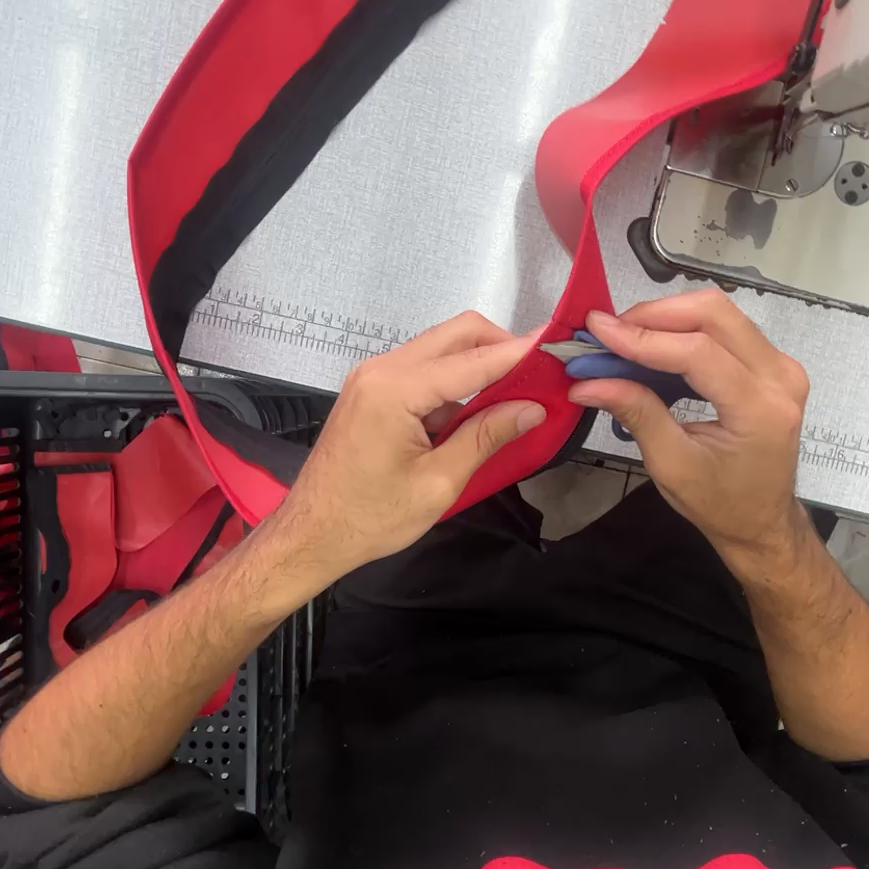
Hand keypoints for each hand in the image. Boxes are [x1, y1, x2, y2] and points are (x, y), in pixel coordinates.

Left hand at [266, 312, 546, 583]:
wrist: (312, 533)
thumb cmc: (371, 518)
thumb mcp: (438, 483)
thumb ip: (486, 438)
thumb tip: (533, 408)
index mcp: (395, 390)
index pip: (472, 360)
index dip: (518, 353)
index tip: (556, 346)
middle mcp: (381, 370)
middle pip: (455, 335)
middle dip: (499, 346)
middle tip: (537, 373)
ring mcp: (373, 377)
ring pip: (439, 349)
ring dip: (478, 364)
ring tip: (514, 394)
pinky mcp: (372, 391)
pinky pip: (423, 371)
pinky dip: (454, 382)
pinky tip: (475, 412)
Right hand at [567, 291, 817, 576]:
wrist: (762, 521)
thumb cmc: (719, 503)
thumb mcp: (671, 465)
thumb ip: (636, 413)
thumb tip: (587, 382)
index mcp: (760, 409)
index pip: (698, 352)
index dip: (643, 337)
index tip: (597, 329)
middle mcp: (780, 377)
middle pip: (715, 314)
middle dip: (655, 314)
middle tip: (610, 330)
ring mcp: (781, 366)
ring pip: (720, 315)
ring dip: (666, 318)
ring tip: (623, 337)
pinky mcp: (772, 364)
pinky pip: (724, 329)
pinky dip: (682, 331)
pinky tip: (649, 346)